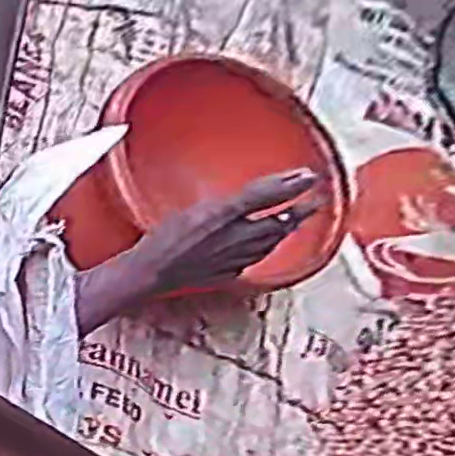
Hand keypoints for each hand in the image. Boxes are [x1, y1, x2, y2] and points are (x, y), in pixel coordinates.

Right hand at [127, 167, 327, 293]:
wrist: (142, 276)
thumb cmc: (173, 243)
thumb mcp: (218, 210)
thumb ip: (263, 193)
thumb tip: (307, 177)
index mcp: (255, 233)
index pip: (291, 212)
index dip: (303, 199)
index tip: (312, 189)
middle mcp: (248, 251)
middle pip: (277, 234)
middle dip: (289, 221)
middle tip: (298, 210)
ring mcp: (227, 267)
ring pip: (259, 252)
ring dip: (269, 241)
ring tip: (272, 232)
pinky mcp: (206, 278)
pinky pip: (234, 267)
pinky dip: (242, 259)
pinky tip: (237, 258)